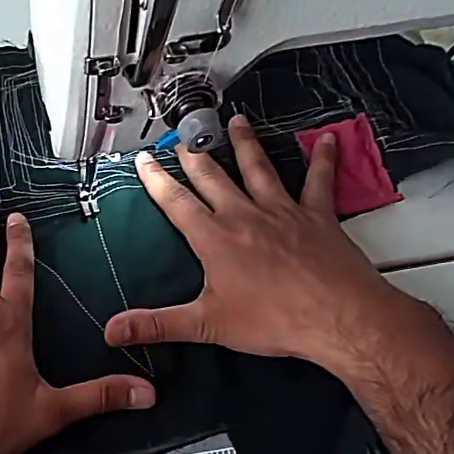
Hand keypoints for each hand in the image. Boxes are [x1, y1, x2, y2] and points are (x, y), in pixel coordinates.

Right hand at [102, 114, 430, 376]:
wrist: (340, 318)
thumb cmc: (275, 320)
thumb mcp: (204, 325)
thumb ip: (155, 325)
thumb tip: (113, 330)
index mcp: (216, 239)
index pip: (176, 202)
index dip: (156, 179)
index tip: (146, 160)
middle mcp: (246, 217)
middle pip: (214, 177)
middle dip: (195, 155)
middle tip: (185, 136)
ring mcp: (284, 213)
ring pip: (259, 169)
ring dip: (245, 145)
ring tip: (236, 122)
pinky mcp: (318, 218)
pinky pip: (319, 181)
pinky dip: (322, 159)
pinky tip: (326, 141)